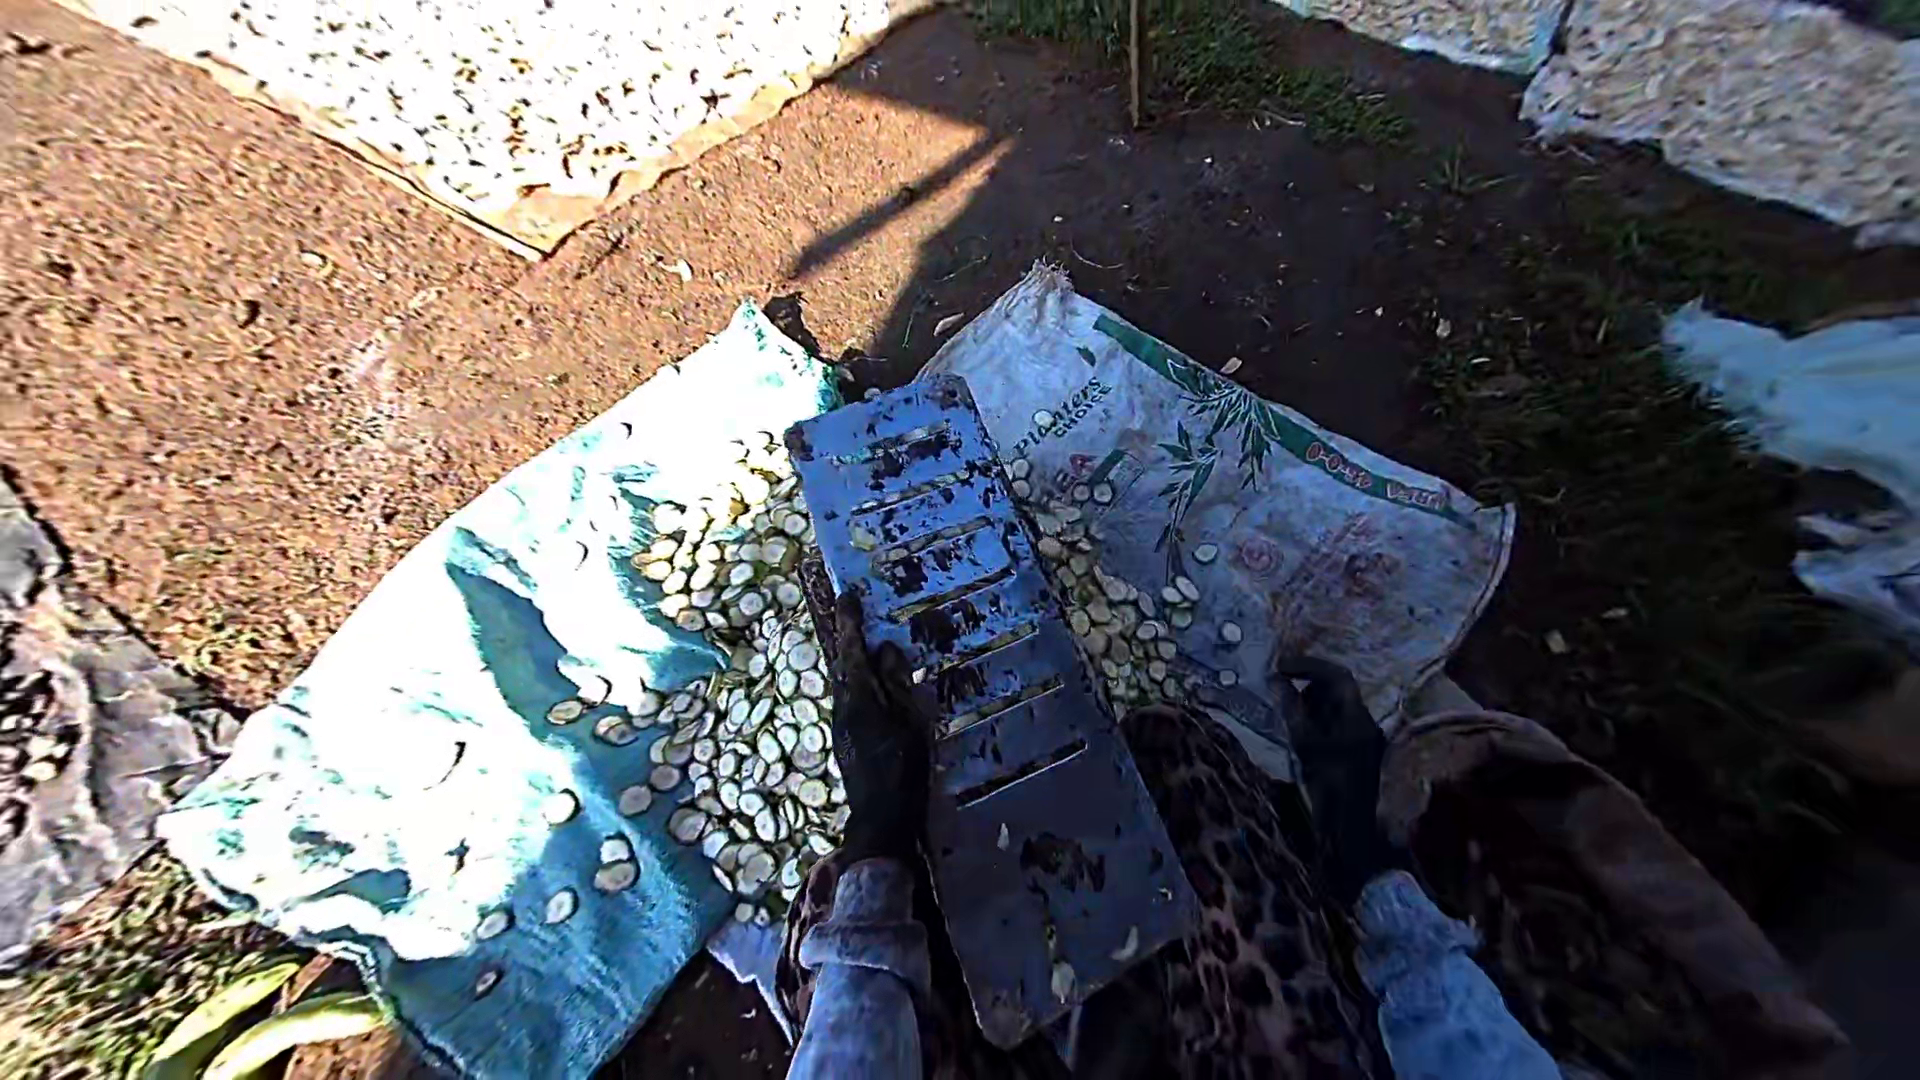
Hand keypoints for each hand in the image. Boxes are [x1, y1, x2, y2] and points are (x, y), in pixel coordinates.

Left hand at [829, 589, 930, 863]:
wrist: (881, 817)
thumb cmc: (903, 767)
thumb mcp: (911, 721)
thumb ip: (897, 682)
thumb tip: (885, 648)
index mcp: (859, 698)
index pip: (851, 651)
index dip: (850, 622)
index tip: (847, 595)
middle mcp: (843, 706)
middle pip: (843, 663)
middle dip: (849, 637)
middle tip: (857, 613)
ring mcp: (841, 723)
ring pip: (846, 681)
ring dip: (855, 660)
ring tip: (869, 644)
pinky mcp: (845, 736)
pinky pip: (850, 696)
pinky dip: (859, 680)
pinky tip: (874, 683)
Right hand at [1274, 656, 1402, 904]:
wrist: (1366, 845)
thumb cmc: (1334, 795)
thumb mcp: (1305, 749)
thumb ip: (1292, 711)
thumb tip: (1277, 680)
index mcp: (1356, 721)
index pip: (1335, 674)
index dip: (1306, 665)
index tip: (1278, 669)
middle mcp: (1367, 725)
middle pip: (1337, 689)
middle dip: (1306, 685)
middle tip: (1278, 693)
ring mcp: (1369, 741)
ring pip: (1337, 708)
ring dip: (1311, 704)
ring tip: (1287, 717)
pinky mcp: (1365, 757)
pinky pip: (1339, 726)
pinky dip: (1318, 723)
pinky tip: (1302, 739)